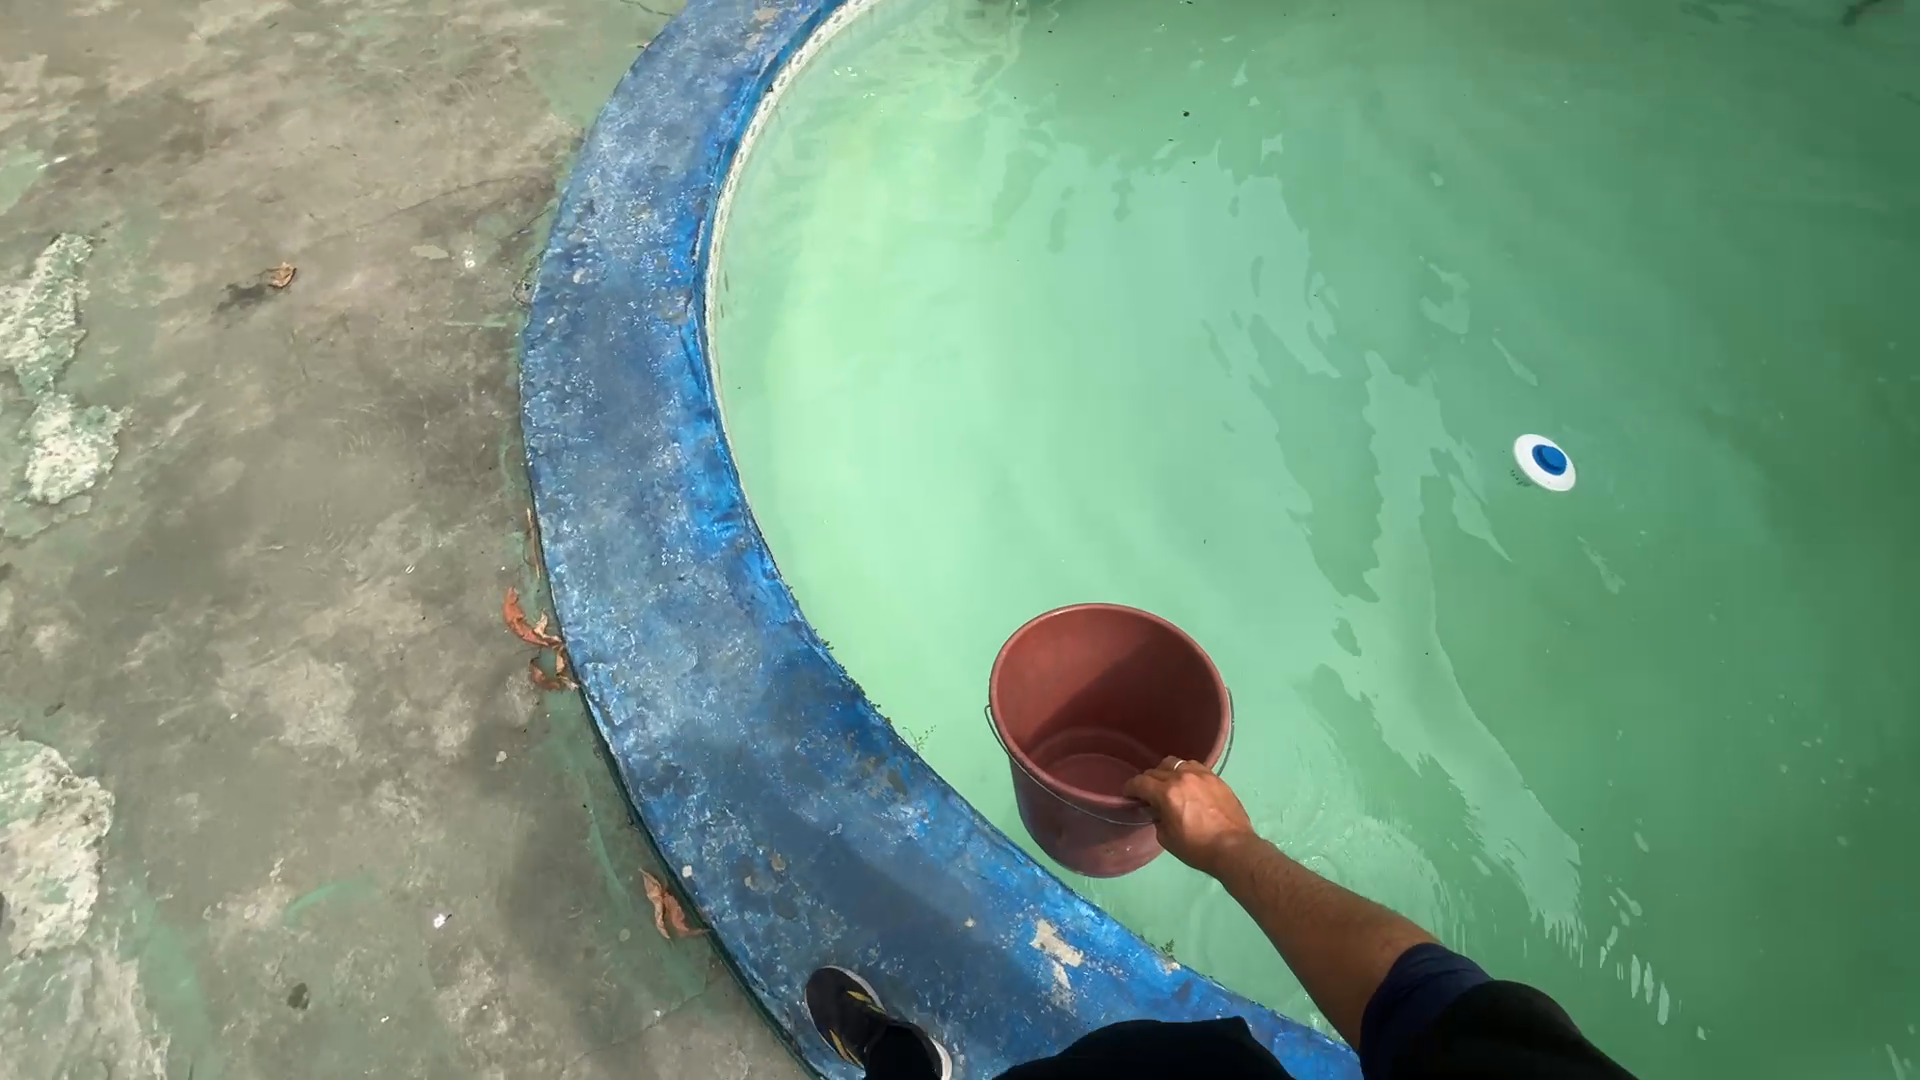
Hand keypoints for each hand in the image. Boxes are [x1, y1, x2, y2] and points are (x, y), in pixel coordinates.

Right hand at [1123, 756, 1259, 877]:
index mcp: (1166, 793)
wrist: (1235, 848)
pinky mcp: (1215, 777)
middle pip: (1155, 771)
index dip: (1130, 788)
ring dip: (1167, 772)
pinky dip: (1185, 772)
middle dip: (1147, 781)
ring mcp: (1200, 775)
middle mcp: (1181, 778)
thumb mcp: (1167, 838)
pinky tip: (1188, 783)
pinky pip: (1193, 766)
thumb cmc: (1198, 848)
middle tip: (1148, 793)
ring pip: (1175, 763)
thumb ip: (1157, 818)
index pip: (1140, 782)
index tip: (1128, 794)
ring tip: (1169, 784)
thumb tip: (1157, 810)